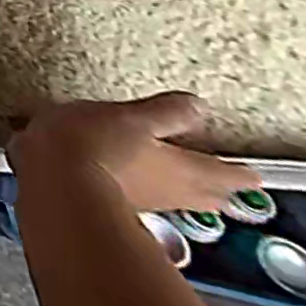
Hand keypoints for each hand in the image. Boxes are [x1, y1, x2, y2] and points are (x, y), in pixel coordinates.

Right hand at [7, 92, 260, 211]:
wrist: (54, 179)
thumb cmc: (96, 146)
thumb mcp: (132, 117)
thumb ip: (165, 113)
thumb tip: (199, 106)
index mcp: (183, 170)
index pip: (225, 174)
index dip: (239, 171)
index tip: (252, 172)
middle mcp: (169, 191)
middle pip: (203, 193)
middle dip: (214, 186)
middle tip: (221, 180)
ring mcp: (140, 200)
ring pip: (173, 196)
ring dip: (179, 188)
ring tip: (175, 176)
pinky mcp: (108, 200)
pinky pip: (137, 193)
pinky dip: (140, 184)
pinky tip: (125, 174)